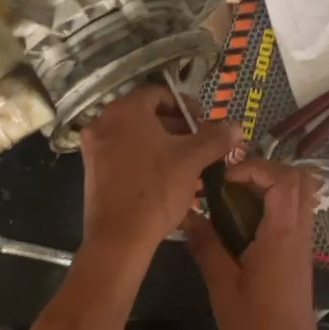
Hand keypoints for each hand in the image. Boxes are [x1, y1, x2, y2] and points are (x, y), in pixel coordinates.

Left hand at [79, 84, 234, 253]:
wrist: (119, 236)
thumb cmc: (156, 189)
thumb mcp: (192, 160)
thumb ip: (215, 138)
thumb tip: (236, 127)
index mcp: (125, 110)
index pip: (159, 93)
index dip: (185, 105)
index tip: (202, 121)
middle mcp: (103, 122)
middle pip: (145, 114)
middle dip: (174, 126)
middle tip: (197, 142)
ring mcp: (94, 147)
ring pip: (134, 136)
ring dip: (160, 143)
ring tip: (184, 162)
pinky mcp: (92, 170)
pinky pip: (122, 154)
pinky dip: (143, 157)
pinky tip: (163, 177)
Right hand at [183, 160, 323, 329]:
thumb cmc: (256, 324)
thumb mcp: (222, 286)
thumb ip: (207, 246)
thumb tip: (187, 217)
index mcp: (282, 234)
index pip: (283, 179)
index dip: (255, 168)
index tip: (225, 178)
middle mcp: (299, 231)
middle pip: (299, 178)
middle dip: (266, 170)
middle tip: (232, 181)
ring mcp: (303, 242)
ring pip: (300, 194)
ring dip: (270, 186)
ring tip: (234, 198)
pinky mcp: (299, 253)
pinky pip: (294, 212)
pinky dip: (273, 204)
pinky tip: (243, 222)